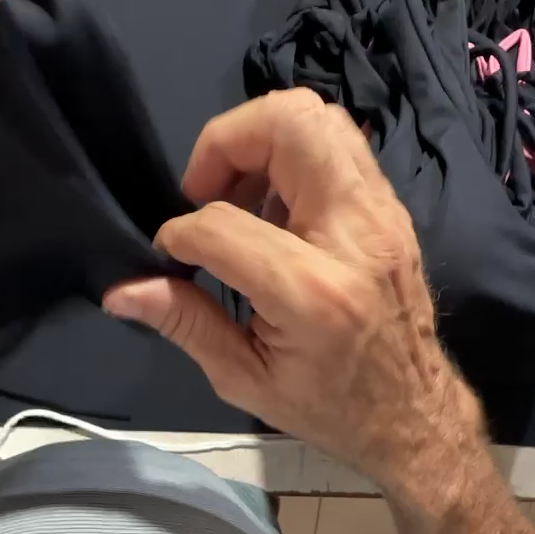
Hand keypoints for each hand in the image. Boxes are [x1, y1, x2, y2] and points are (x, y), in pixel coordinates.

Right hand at [102, 89, 485, 491]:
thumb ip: (186, 323)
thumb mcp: (245, 380)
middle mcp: (355, 237)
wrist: (411, 414)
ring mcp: (383, 215)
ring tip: (238, 200)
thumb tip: (122, 292)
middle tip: (204, 192)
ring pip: (320, 119)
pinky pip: (339, 148)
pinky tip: (274, 213)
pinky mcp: (392, 210)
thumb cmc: (327, 408)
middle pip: (290, 124)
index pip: (225, 224)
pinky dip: (293, 160)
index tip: (172, 256)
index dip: (181, 233)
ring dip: (261, 144)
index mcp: (312, 294)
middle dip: (227, 141)